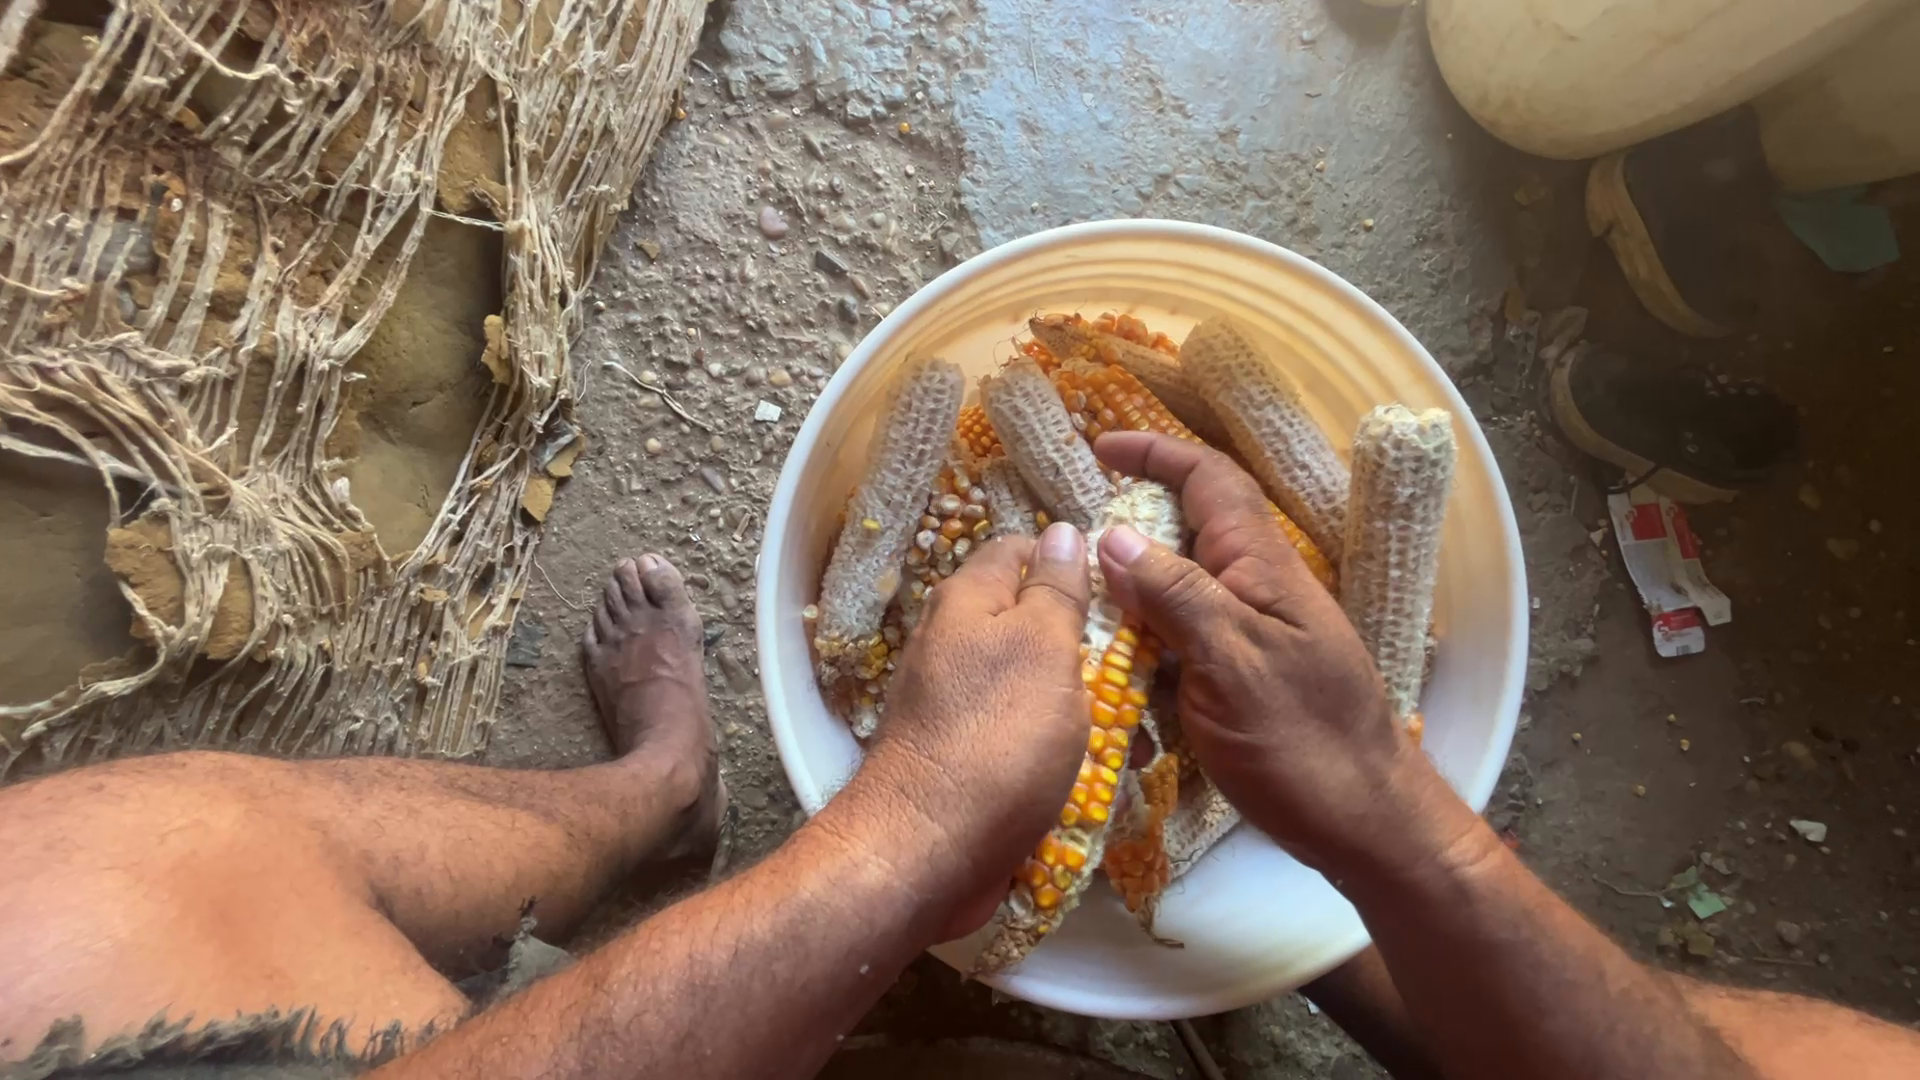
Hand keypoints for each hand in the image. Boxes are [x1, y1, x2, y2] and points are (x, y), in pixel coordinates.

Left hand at [828, 524, 1091, 936]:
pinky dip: (1057, 743)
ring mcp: (956, 697)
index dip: (1071, 563)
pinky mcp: (965, 747)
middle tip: (1137, 672)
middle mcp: (953, 640)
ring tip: (1130, 737)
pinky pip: (1020, 728)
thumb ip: (1055, 589)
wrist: (929, 850)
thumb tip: (1062, 531)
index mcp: (967, 600)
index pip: (1021, 550)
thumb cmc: (997, 736)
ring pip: (1033, 680)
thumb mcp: (1041, 648)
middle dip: (1086, 645)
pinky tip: (1095, 771)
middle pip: (1031, 619)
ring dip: (1082, 703)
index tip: (1119, 594)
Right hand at [1090, 432, 1471, 879]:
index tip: (1099, 450)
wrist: (1364, 825)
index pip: (1209, 480)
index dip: (1156, 452)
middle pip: (1188, 524)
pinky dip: (1137, 627)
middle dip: (1131, 512)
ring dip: (1127, 575)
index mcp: (1260, 566)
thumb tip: (1111, 537)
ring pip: (1176, 579)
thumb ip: (1175, 595)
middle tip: (1071, 529)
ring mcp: (1245, 630)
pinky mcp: (1234, 670)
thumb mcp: (1233, 663)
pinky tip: (1106, 650)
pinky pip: (1176, 629)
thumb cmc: (1303, 743)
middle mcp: (1253, 586)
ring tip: (1075, 587)